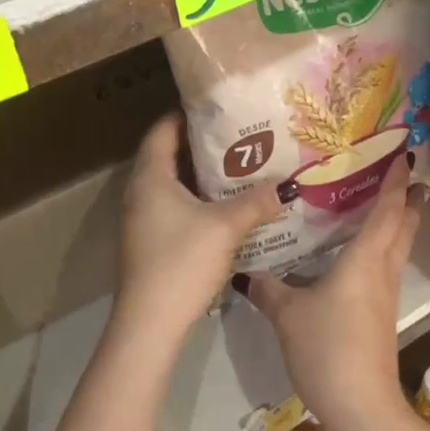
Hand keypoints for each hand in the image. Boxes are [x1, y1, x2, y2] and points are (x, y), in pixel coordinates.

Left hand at [115, 116, 283, 344]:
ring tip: (242, 164)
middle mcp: (140, 192)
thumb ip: (257, 201)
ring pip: (174, 183)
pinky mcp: (151, 241)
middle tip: (241, 133)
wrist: (149, 325)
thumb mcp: (225, 227)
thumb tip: (289, 183)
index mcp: (150, 177)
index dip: (188, 113)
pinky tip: (229, 205)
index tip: (221, 105)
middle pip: (169, 154)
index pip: (163, 129)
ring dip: (203, 173)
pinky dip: (199, 198)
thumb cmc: (182, 262)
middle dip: (203, 143)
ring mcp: (143, 218)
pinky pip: (175, 205)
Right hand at [243, 157, 423, 430]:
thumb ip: (268, 289)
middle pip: (403, 226)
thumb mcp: (288, 314)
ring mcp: (386, 295)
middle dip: (407, 200)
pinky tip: (361, 255)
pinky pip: (386, 269)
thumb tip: (246, 273)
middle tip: (403, 175)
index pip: (387, 209)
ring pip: (398, 248)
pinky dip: (383, 250)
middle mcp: (383, 270)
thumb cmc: (327, 347)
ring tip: (384, 205)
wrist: (361, 406)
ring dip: (398, 224)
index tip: (403, 156)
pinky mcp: (382, 316)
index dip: (395, 181)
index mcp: (366, 258)